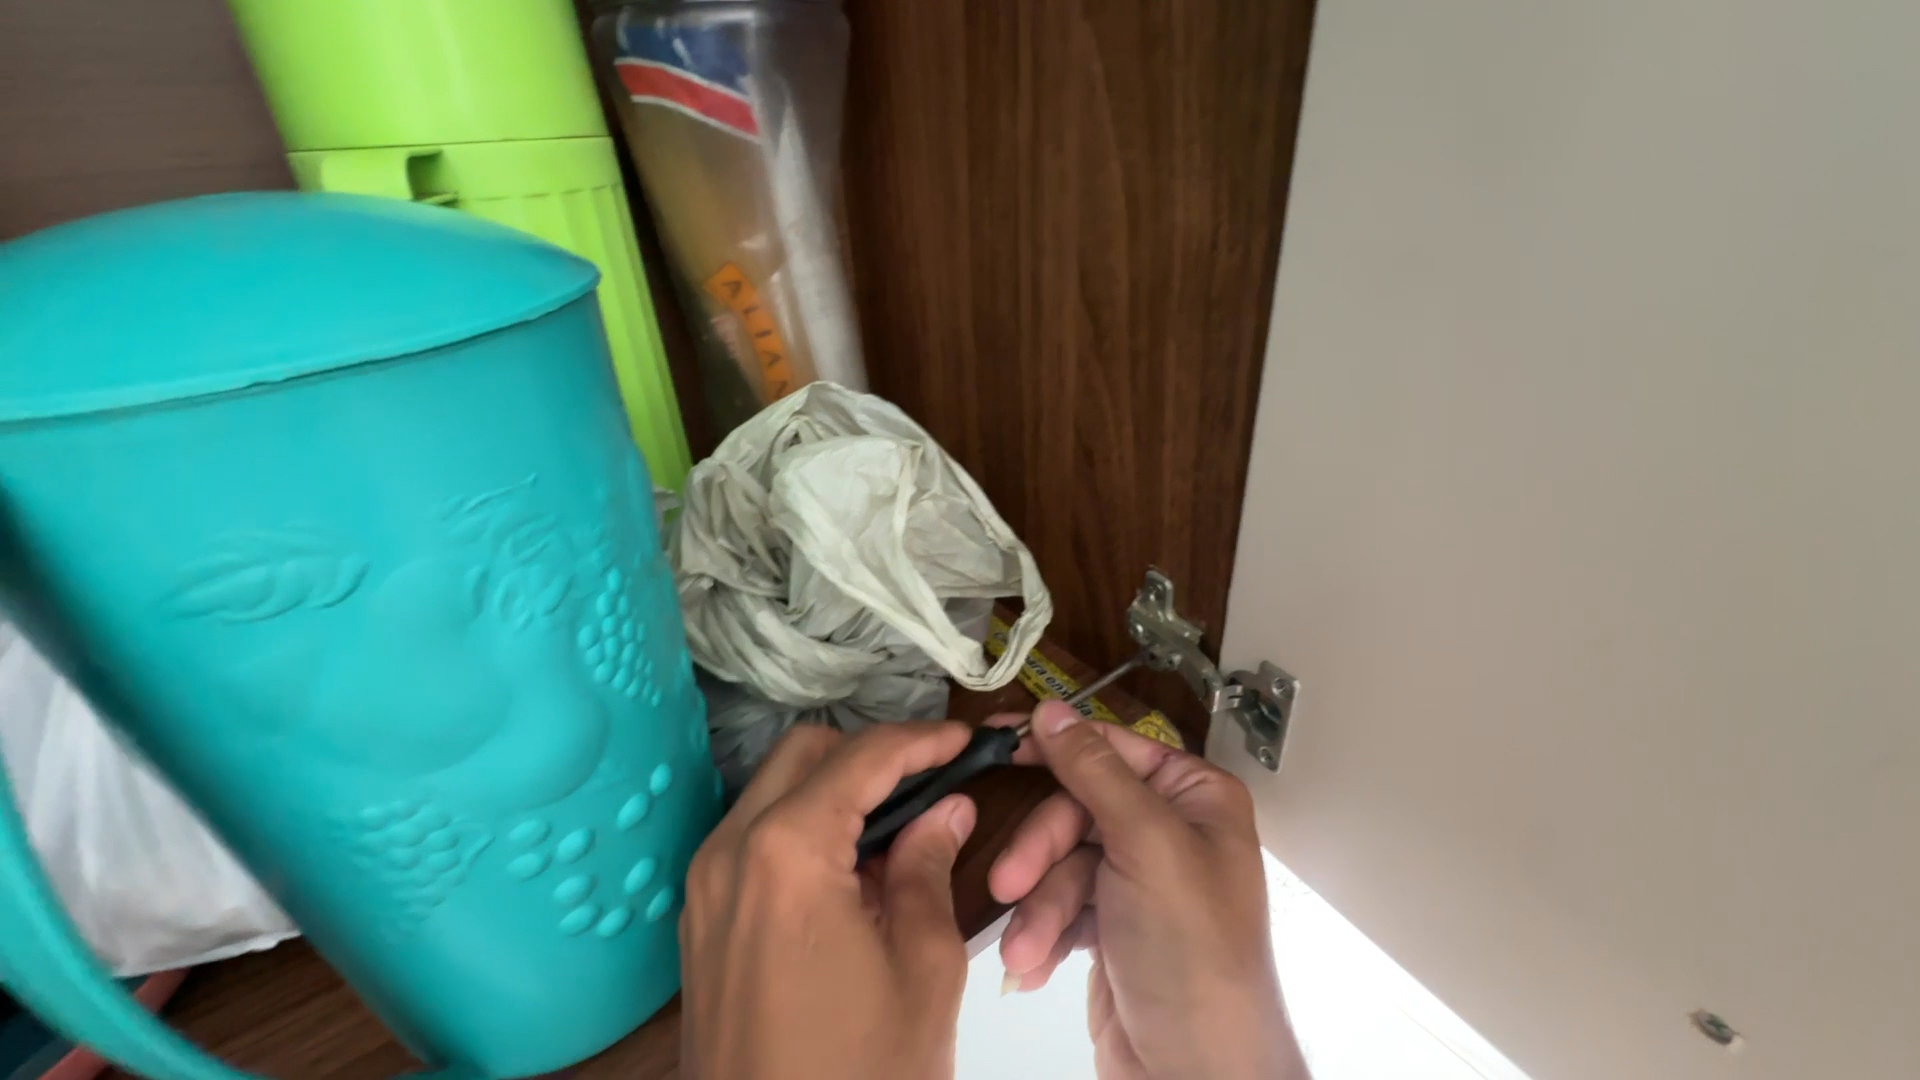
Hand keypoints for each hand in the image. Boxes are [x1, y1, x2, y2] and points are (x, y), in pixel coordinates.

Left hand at [680, 722, 977, 1079]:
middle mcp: (730, 850)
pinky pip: (754, 835)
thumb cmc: (864, 1073)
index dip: (919, 740)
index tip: (962, 741)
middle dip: (869, 752)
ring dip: (835, 785)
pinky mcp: (700, 918)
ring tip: (895, 822)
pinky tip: (848, 865)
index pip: (862, 758)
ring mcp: (705, 884)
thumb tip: (947, 810)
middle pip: (804, 753)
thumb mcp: (922, 968)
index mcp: (787, 851)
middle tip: (927, 778)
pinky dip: (803, 823)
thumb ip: (929, 868)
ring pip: (774, 787)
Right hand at [990, 701, 1310, 1079]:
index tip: (1000, 740)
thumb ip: (1093, 772)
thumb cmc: (1188, 950)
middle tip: (1006, 883)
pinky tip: (1033, 965)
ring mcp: (1138, 878)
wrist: (1196, 1079)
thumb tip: (1050, 708)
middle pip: (1077, 809)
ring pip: (1062, 860)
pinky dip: (1045, 931)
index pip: (1112, 749)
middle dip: (1041, 853)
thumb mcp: (1144, 845)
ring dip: (1038, 905)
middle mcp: (1169, 828)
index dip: (1056, 746)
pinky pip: (1063, 903)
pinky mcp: (1113, 923)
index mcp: (1193, 796)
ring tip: (1024, 951)